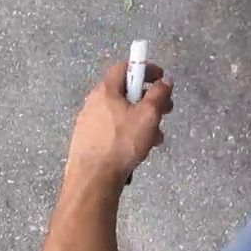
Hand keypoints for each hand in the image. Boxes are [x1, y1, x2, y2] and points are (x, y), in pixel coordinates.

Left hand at [62, 60, 172, 191]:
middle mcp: (92, 104)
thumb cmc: (122, 143)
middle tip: (164, 112)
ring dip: (141, 121)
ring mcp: (87, 126)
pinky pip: (112, 131)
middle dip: (148, 100)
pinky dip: (127, 134)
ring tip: (154, 138)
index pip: (125, 66)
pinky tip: (137, 150)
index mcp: (105, 91)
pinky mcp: (85, 145)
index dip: (145, 68)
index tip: (161, 79)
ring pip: (120, 115)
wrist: (92, 183)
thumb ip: (160, 94)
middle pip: (125, 93)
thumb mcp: (149, 115)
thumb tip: (165, 81)